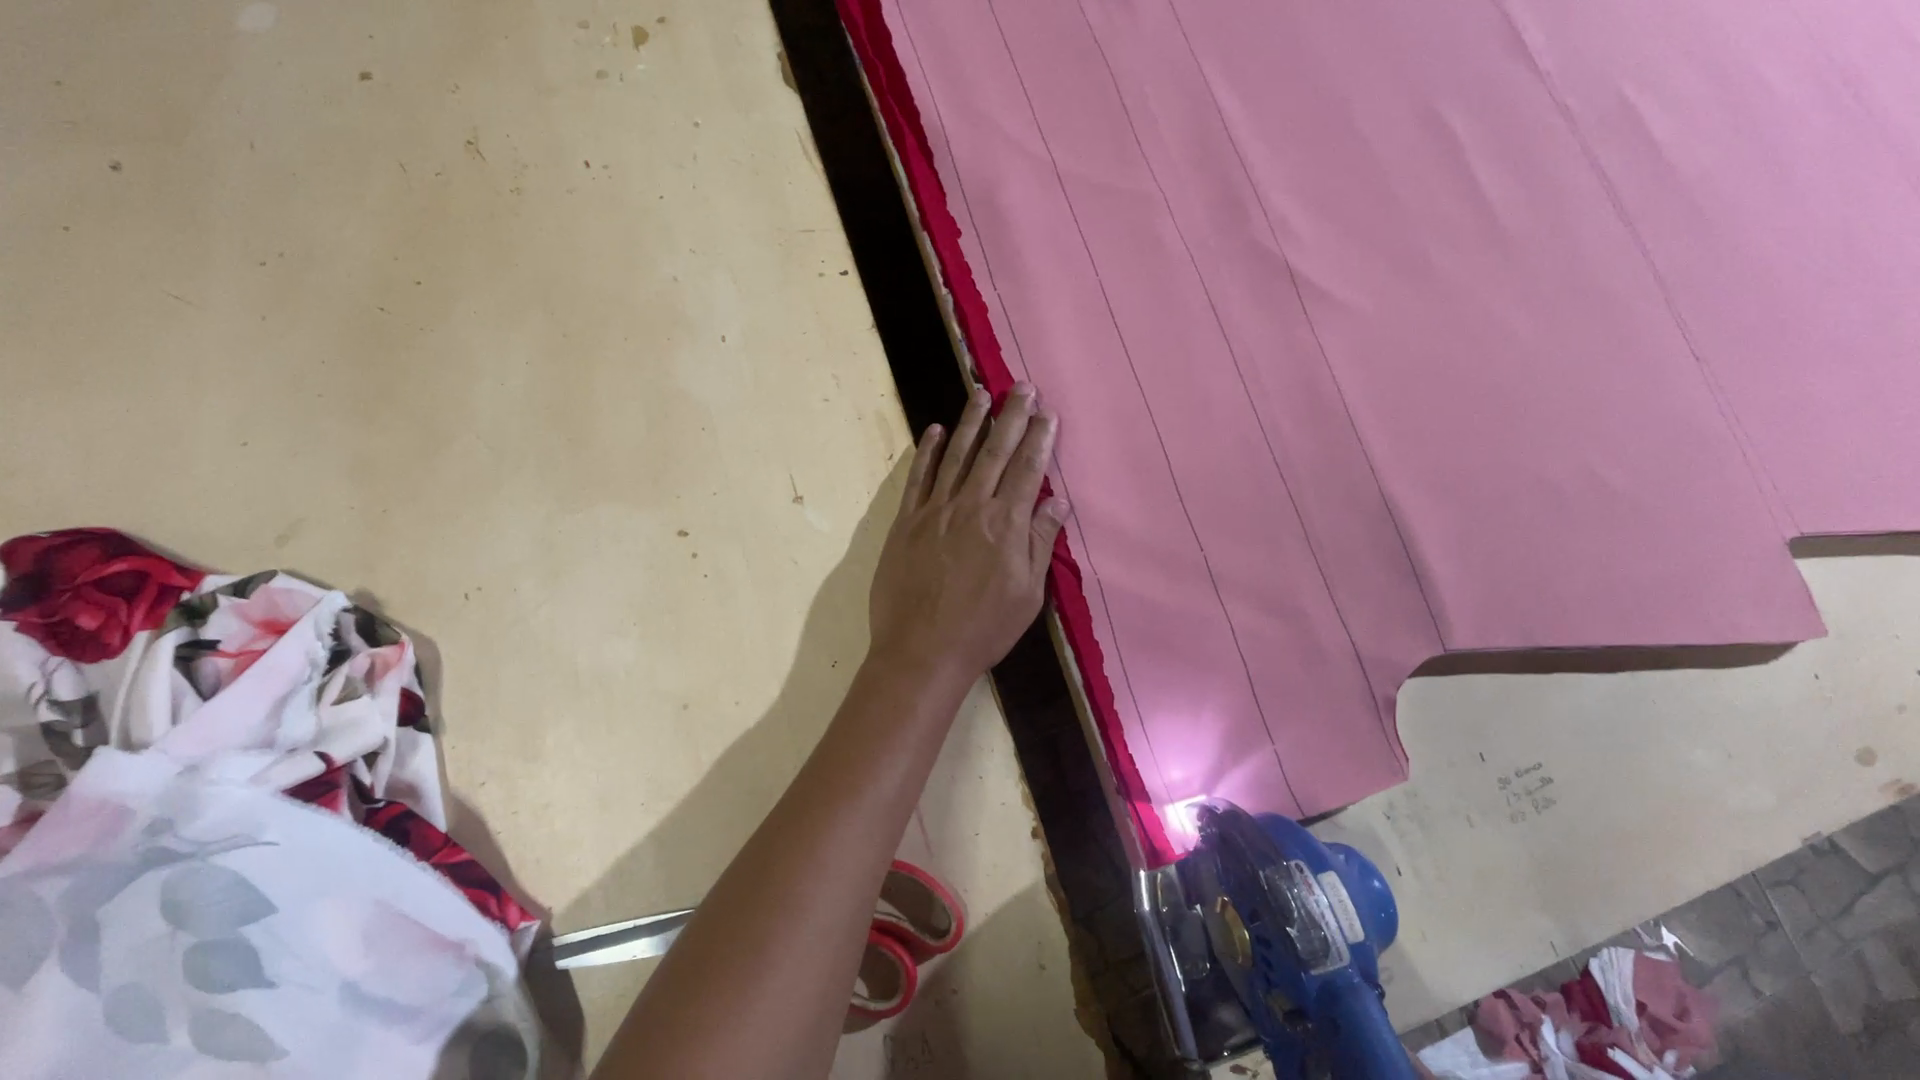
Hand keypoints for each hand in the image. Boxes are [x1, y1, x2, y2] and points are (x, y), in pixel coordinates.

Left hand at [868, 383, 1067, 683]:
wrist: (922, 651)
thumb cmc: (983, 629)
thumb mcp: (1027, 594)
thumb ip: (1039, 543)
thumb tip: (1057, 502)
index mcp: (1006, 525)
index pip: (1028, 470)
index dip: (1039, 438)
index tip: (1047, 412)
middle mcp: (972, 507)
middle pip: (995, 452)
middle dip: (1011, 416)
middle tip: (1022, 386)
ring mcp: (935, 511)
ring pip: (957, 456)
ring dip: (972, 422)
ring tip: (982, 393)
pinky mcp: (907, 522)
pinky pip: (919, 478)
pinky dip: (929, 452)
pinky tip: (937, 430)